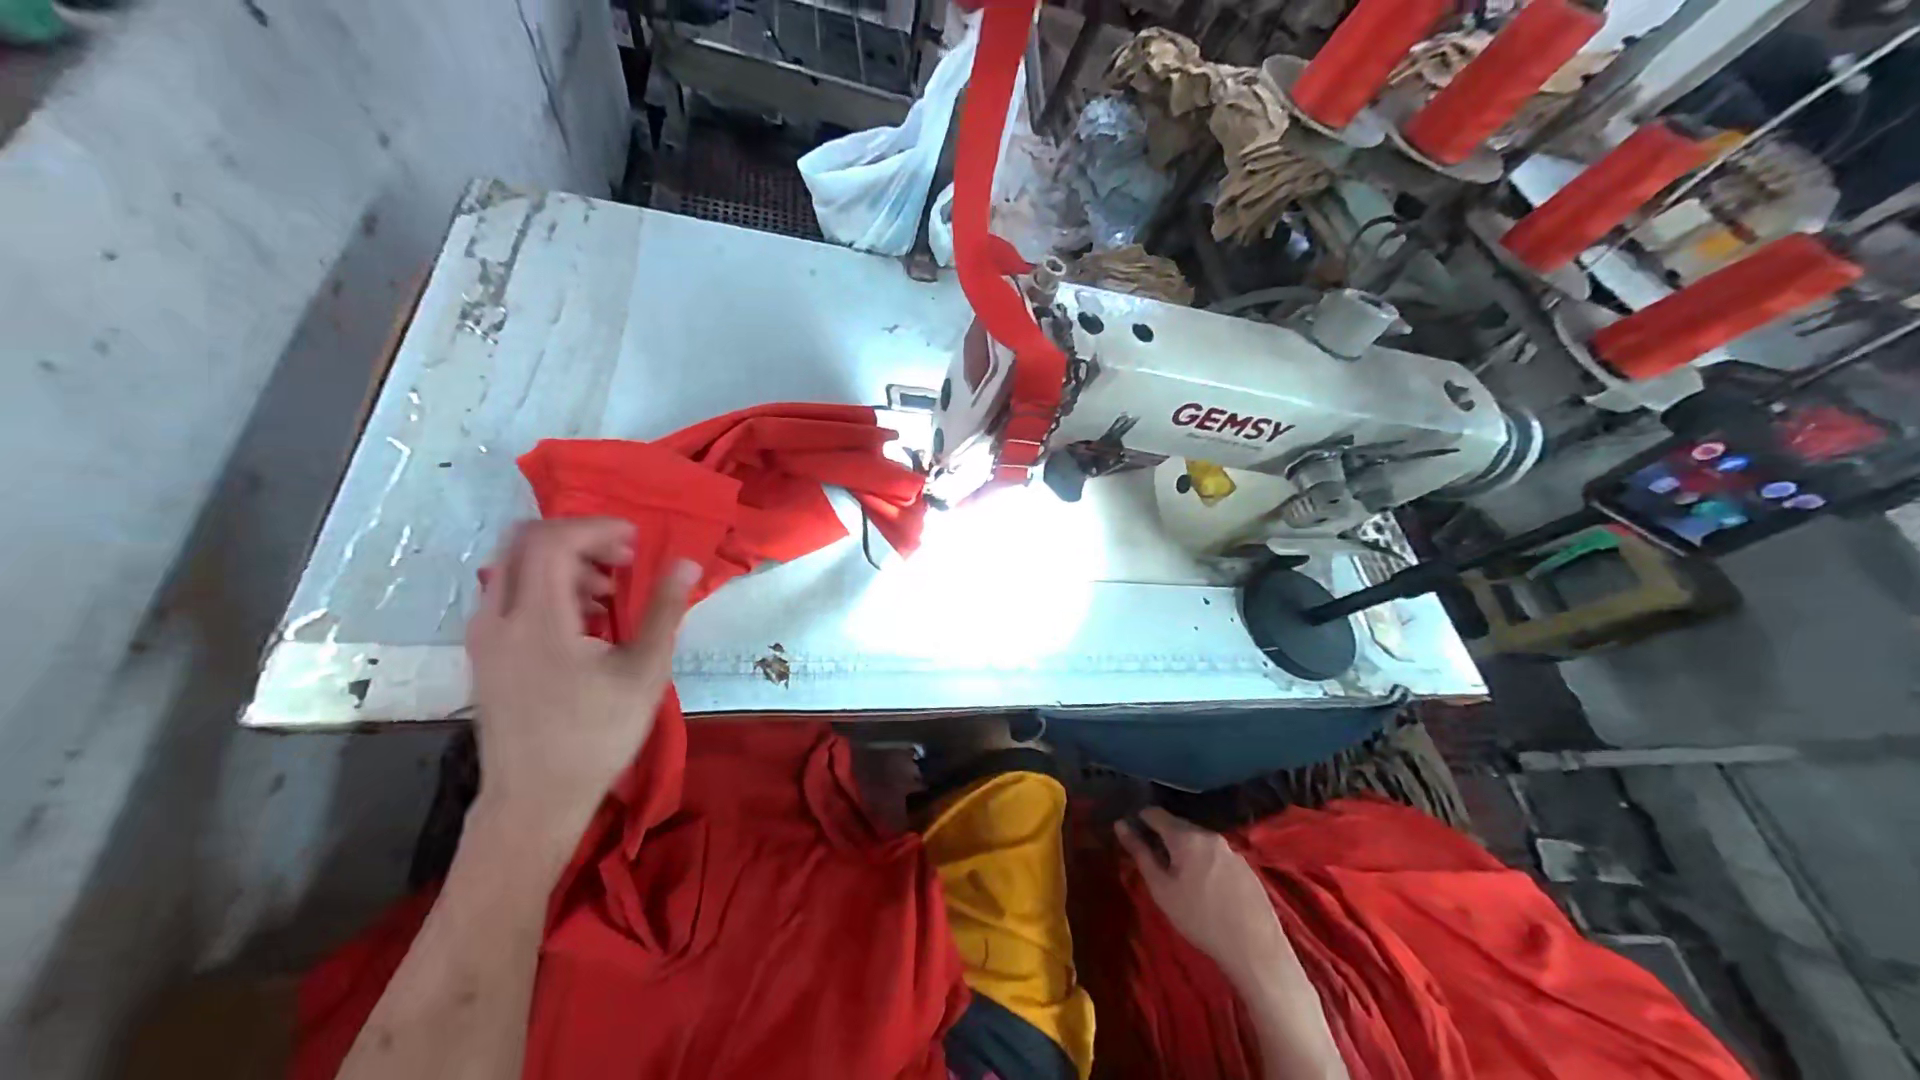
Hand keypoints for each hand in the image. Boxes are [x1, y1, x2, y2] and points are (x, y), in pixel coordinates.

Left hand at [466, 517, 699, 860]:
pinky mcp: (483, 652)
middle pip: (525, 542)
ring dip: (564, 564)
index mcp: (537, 620)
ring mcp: (483, 636)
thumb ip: (665, 611)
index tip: (636, 542)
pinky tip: (583, 619)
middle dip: (579, 539)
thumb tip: (687, 564)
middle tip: (621, 559)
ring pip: (515, 567)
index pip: (553, 541)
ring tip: (608, 593)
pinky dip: (548, 587)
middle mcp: (497, 618)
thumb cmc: (596, 736)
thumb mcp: (644, 672)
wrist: (534, 799)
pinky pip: (510, 594)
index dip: (597, 529)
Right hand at [1116, 807, 1289, 984]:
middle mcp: (1210, 835)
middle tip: (1153, 860)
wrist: (1255, 948)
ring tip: (1178, 875)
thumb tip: (1121, 824)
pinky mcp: (1246, 867)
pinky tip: (1205, 886)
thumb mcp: (1162, 889)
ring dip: (1185, 850)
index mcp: (1187, 836)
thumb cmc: (1200, 918)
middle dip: (1163, 837)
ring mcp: (1232, 850)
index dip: (1140, 819)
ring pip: (1199, 842)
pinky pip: (1216, 855)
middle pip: (1179, 826)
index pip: (1156, 813)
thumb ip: (1140, 853)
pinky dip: (1204, 862)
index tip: (1131, 832)